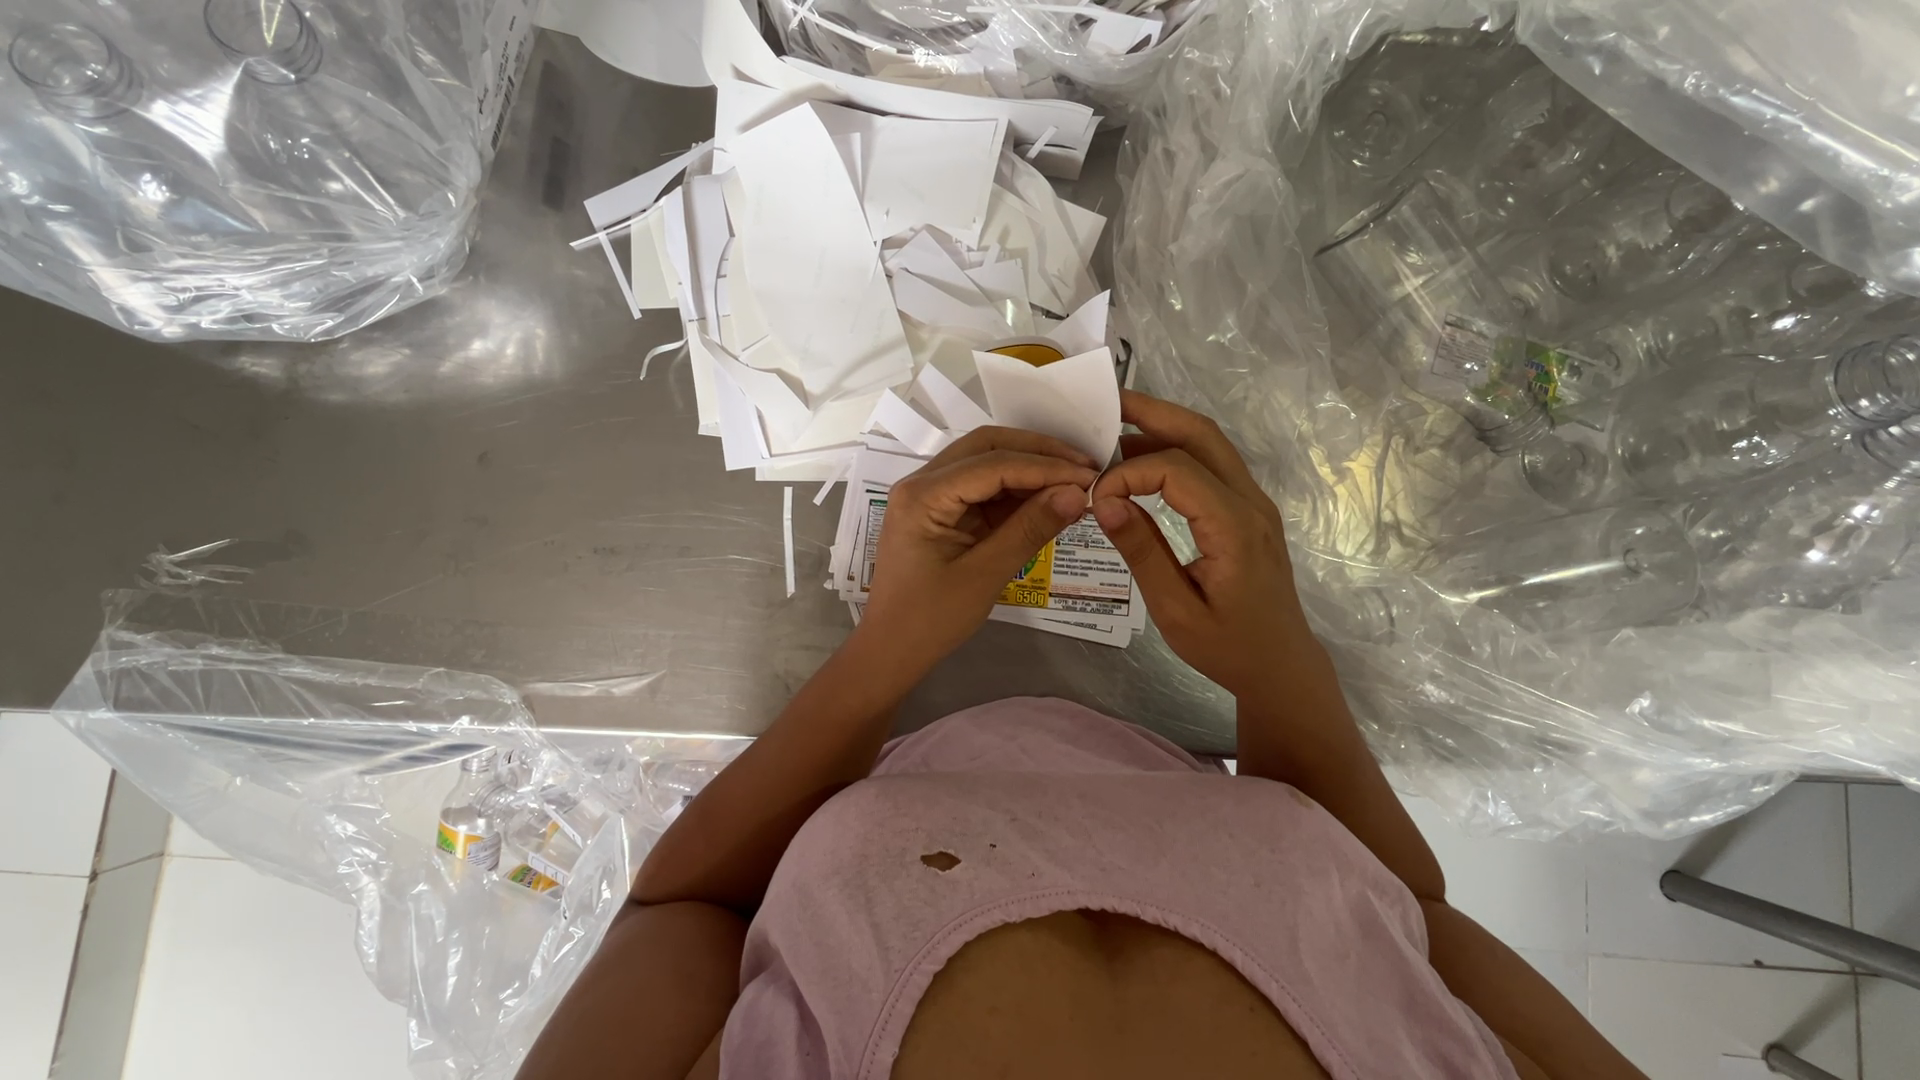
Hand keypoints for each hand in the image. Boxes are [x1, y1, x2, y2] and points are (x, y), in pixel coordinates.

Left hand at [858, 427, 1097, 676]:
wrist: (891, 651)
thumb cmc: (930, 620)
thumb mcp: (985, 575)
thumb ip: (1030, 529)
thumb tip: (1076, 493)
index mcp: (923, 495)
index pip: (993, 463)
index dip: (1046, 466)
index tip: (1090, 477)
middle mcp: (921, 483)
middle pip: (987, 447)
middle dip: (1038, 454)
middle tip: (1085, 470)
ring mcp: (929, 496)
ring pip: (986, 463)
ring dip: (1030, 471)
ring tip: (1075, 486)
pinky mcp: (941, 512)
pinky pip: (982, 489)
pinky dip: (1016, 493)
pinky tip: (1049, 502)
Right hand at [1088, 390, 1314, 695]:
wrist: (1281, 666)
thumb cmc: (1228, 648)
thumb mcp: (1175, 611)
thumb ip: (1141, 552)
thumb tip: (1103, 502)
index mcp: (1234, 527)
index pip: (1176, 470)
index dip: (1128, 473)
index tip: (1093, 498)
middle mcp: (1251, 502)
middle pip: (1202, 433)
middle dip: (1151, 413)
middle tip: (1103, 406)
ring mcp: (1254, 502)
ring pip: (1209, 442)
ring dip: (1163, 427)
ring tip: (1114, 429)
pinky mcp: (1248, 510)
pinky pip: (1212, 464)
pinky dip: (1175, 451)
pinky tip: (1141, 463)